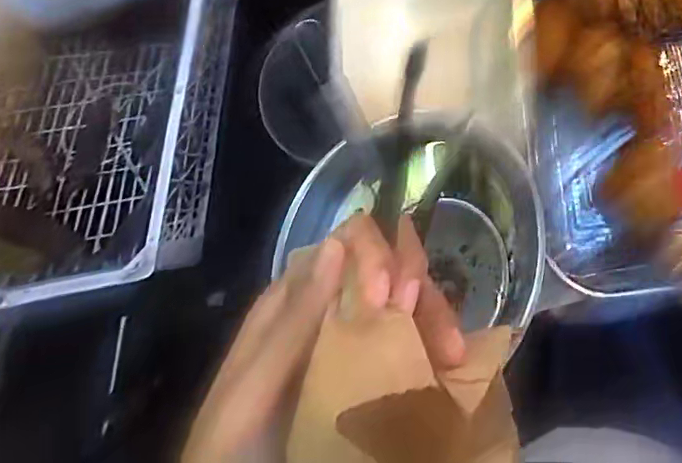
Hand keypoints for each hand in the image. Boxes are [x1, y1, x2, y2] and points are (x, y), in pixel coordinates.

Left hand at [181, 213, 464, 462]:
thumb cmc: (229, 444)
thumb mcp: (252, 385)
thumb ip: (293, 319)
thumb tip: (338, 240)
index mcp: (297, 297)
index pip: (346, 243)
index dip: (373, 253)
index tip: (386, 291)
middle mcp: (331, 308)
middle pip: (385, 267)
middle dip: (414, 279)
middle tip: (423, 316)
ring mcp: (356, 340)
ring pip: (406, 300)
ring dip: (434, 312)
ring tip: (451, 350)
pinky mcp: (375, 375)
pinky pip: (412, 343)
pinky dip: (436, 344)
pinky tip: (452, 363)